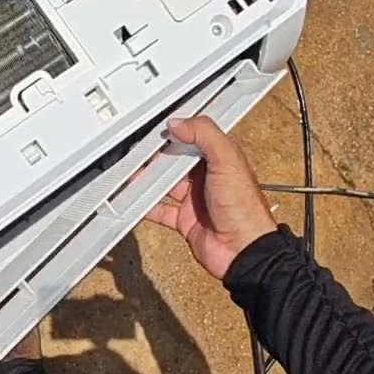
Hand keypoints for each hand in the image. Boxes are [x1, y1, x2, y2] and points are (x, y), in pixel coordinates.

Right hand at [144, 116, 276, 279]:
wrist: (243, 250)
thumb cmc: (244, 208)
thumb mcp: (228, 160)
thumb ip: (204, 135)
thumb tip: (179, 123)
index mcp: (220, 161)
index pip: (194, 140)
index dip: (176, 135)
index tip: (157, 131)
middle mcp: (207, 179)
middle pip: (175, 163)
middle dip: (156, 158)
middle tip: (136, 152)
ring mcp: (195, 201)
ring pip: (165, 186)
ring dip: (148, 180)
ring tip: (130, 173)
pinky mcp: (186, 221)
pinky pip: (161, 211)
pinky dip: (147, 206)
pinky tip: (135, 200)